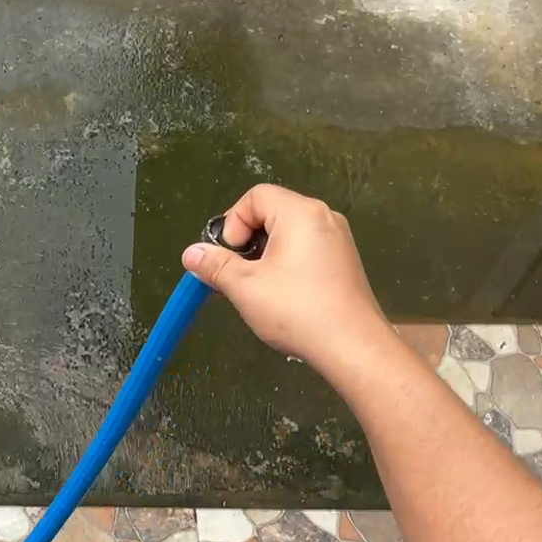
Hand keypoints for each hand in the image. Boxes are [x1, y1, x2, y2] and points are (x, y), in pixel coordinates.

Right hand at [181, 184, 397, 377]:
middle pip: (271, 212)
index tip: (228, 256)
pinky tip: (279, 296)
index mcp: (300, 213)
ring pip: (286, 234)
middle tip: (235, 275)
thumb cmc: (296, 310)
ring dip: (262, 256)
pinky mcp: (342, 261)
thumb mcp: (245, 287)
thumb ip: (215, 265)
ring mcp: (337, 240)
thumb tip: (190, 253)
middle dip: (245, 241)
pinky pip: (303, 250)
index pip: (256, 196)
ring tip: (254, 289)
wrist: (352, 345)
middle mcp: (323, 217)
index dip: (232, 222)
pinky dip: (283, 265)